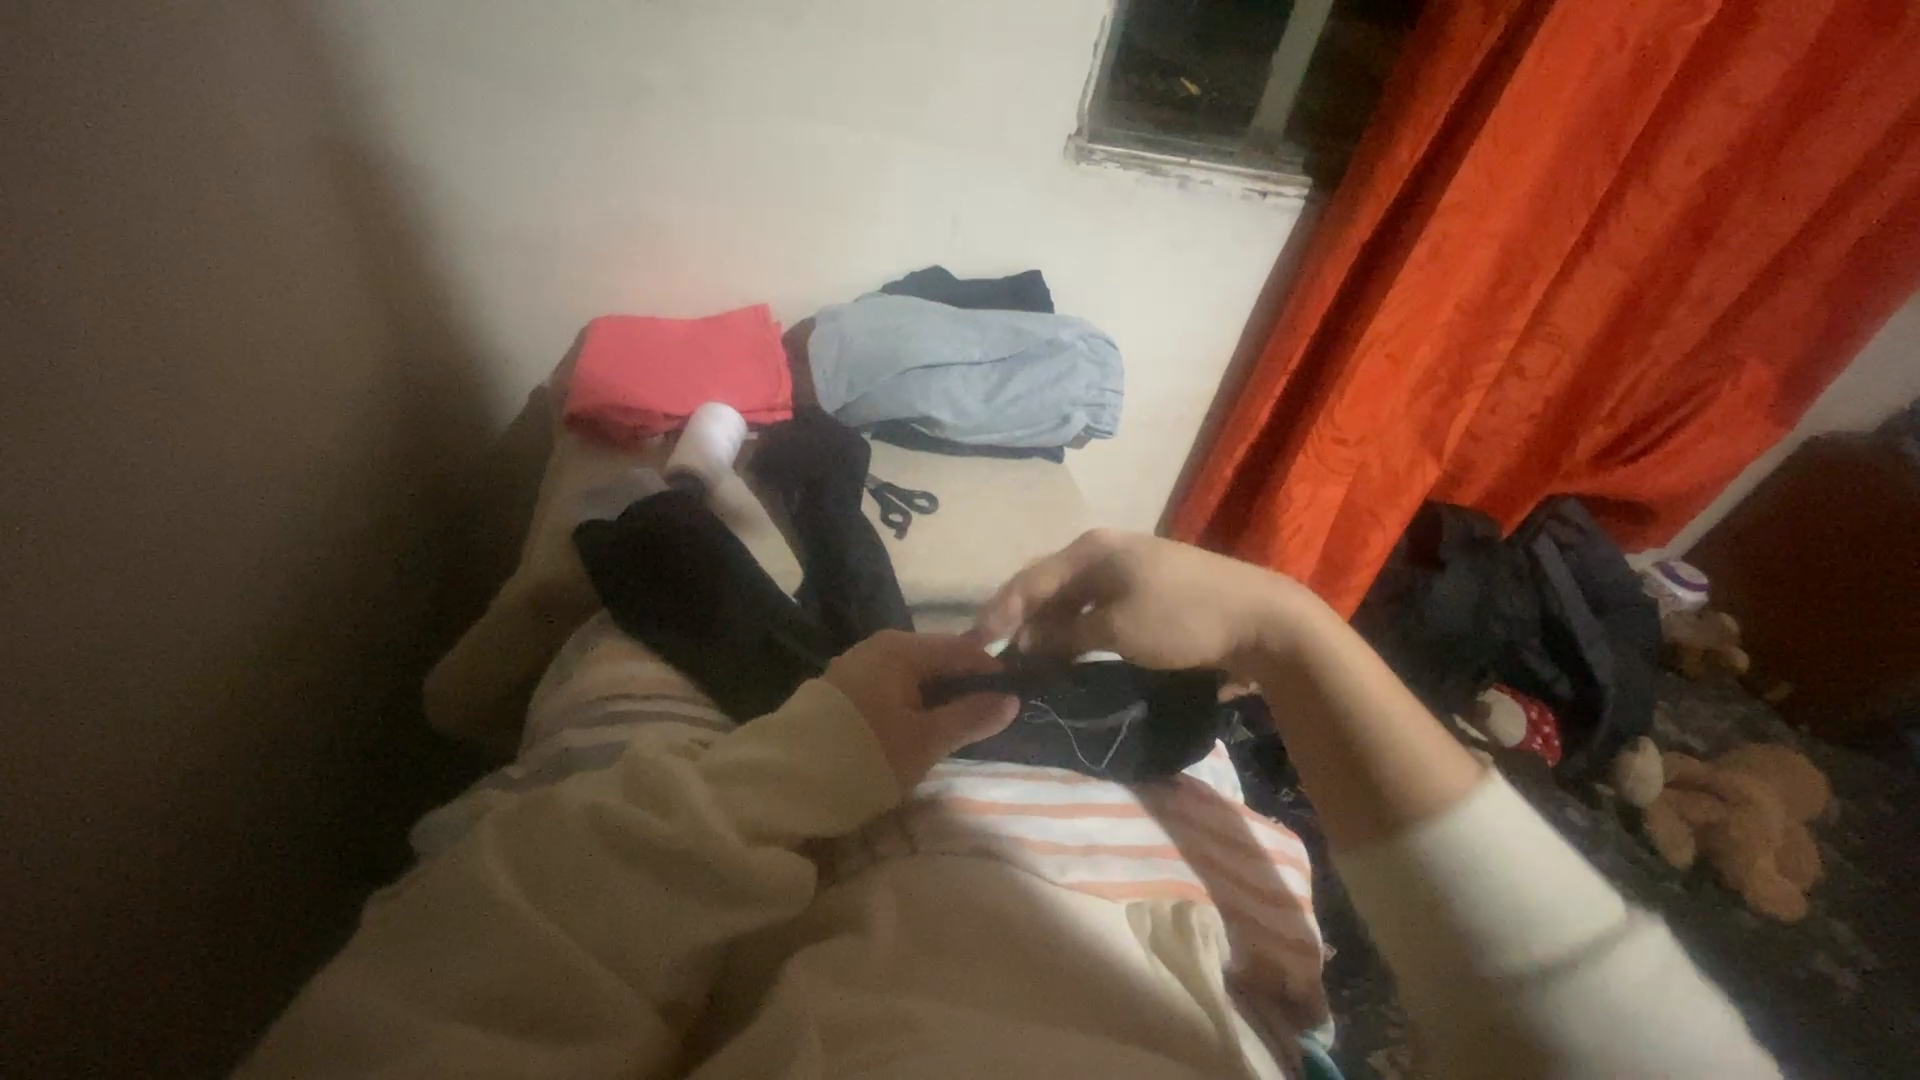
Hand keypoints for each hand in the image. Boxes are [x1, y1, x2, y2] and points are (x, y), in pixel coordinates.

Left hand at [824, 630, 1019, 788]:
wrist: (786, 782)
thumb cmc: (866, 756)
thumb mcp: (926, 742)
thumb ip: (970, 717)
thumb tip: (1011, 699)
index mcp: (902, 649)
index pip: (962, 650)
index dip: (991, 673)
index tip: (1012, 701)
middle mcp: (878, 646)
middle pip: (936, 659)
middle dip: (963, 686)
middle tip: (985, 720)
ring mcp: (856, 665)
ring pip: (912, 675)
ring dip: (936, 698)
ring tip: (953, 730)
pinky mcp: (841, 689)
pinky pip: (890, 686)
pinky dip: (910, 703)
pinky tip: (915, 729)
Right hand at [974, 529, 1324, 676]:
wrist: (1261, 619)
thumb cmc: (1182, 617)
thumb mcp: (1117, 628)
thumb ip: (1066, 634)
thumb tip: (1028, 643)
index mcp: (1091, 550)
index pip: (1029, 580)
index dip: (998, 613)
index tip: (975, 646)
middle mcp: (1103, 553)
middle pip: (1047, 587)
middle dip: (1021, 621)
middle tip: (998, 658)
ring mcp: (1126, 571)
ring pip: (1071, 600)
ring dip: (1048, 629)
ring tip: (1027, 662)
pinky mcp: (1144, 592)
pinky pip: (1094, 609)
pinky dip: (1075, 631)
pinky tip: (1066, 653)